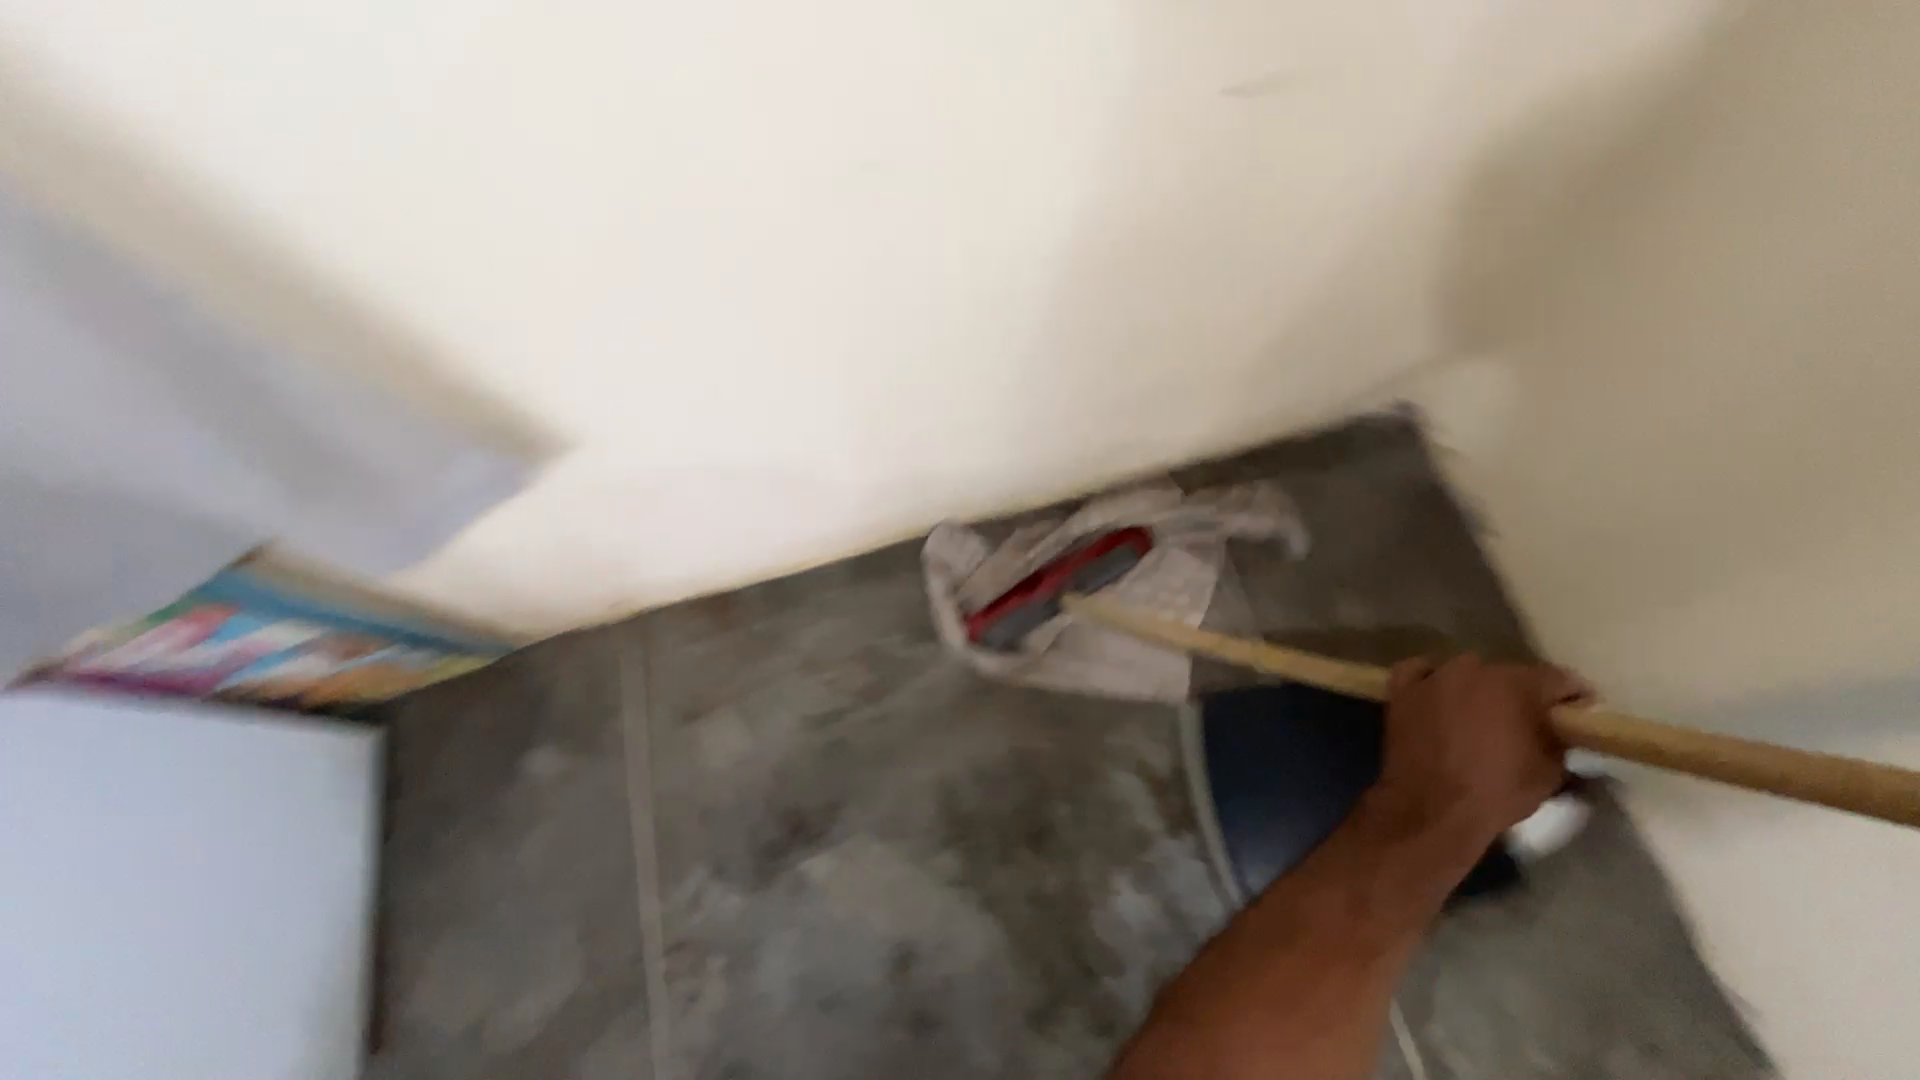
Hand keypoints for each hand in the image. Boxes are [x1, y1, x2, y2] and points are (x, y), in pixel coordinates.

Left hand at [1369, 654, 1590, 854]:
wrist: (1432, 806)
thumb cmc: (1497, 791)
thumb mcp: (1551, 769)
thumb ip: (1559, 737)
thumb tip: (1560, 725)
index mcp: (1518, 684)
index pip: (1559, 678)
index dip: (1573, 697)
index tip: (1577, 713)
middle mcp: (1474, 670)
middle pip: (1509, 674)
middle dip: (1522, 693)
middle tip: (1526, 719)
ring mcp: (1434, 677)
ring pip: (1465, 671)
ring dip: (1476, 687)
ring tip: (1479, 713)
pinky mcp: (1402, 690)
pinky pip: (1417, 672)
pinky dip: (1429, 679)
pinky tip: (1436, 695)